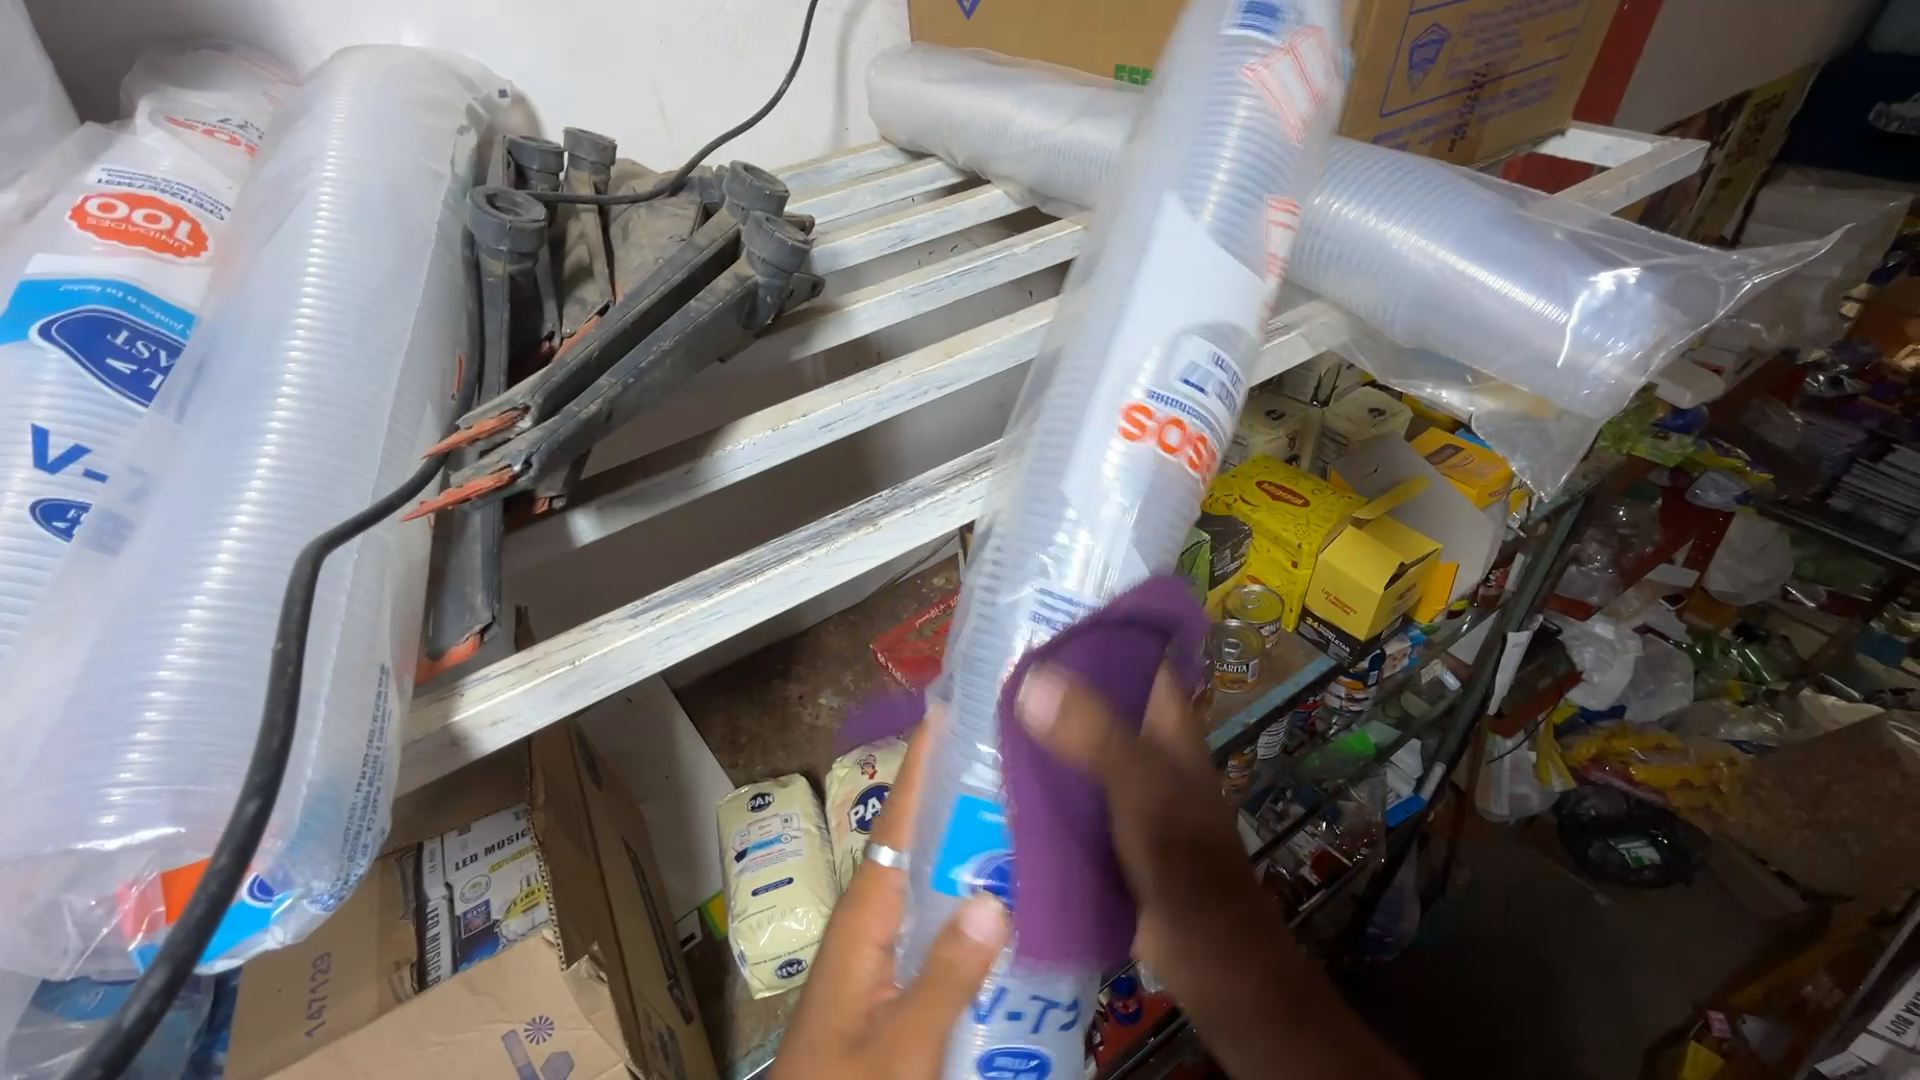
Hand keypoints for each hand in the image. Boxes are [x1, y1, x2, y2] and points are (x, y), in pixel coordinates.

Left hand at [773, 715, 1010, 1079]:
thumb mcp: (901, 1044)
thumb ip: (946, 975)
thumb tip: (996, 895)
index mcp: (864, 918)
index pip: (896, 822)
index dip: (919, 767)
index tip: (947, 714)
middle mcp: (872, 920)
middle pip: (915, 842)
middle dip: (955, 797)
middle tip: (1009, 758)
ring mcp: (881, 950)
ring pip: (928, 881)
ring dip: (965, 846)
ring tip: (1020, 811)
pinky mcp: (892, 979)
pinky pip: (933, 920)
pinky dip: (966, 898)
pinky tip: (1006, 901)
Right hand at [1016, 665, 1416, 1079]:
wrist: (1206, 951)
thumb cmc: (1183, 857)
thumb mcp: (1140, 785)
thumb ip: (1093, 733)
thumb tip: (1031, 677)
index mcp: (1165, 722)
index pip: (1135, 655)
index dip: (1098, 629)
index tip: (1042, 610)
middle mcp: (1144, 745)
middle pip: (1097, 698)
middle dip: (1051, 680)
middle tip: (990, 662)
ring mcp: (1123, 787)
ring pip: (1076, 743)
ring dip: (1038, 729)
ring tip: (979, 708)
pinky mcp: (1103, 825)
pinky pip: (1065, 788)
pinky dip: (1036, 778)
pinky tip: (993, 773)